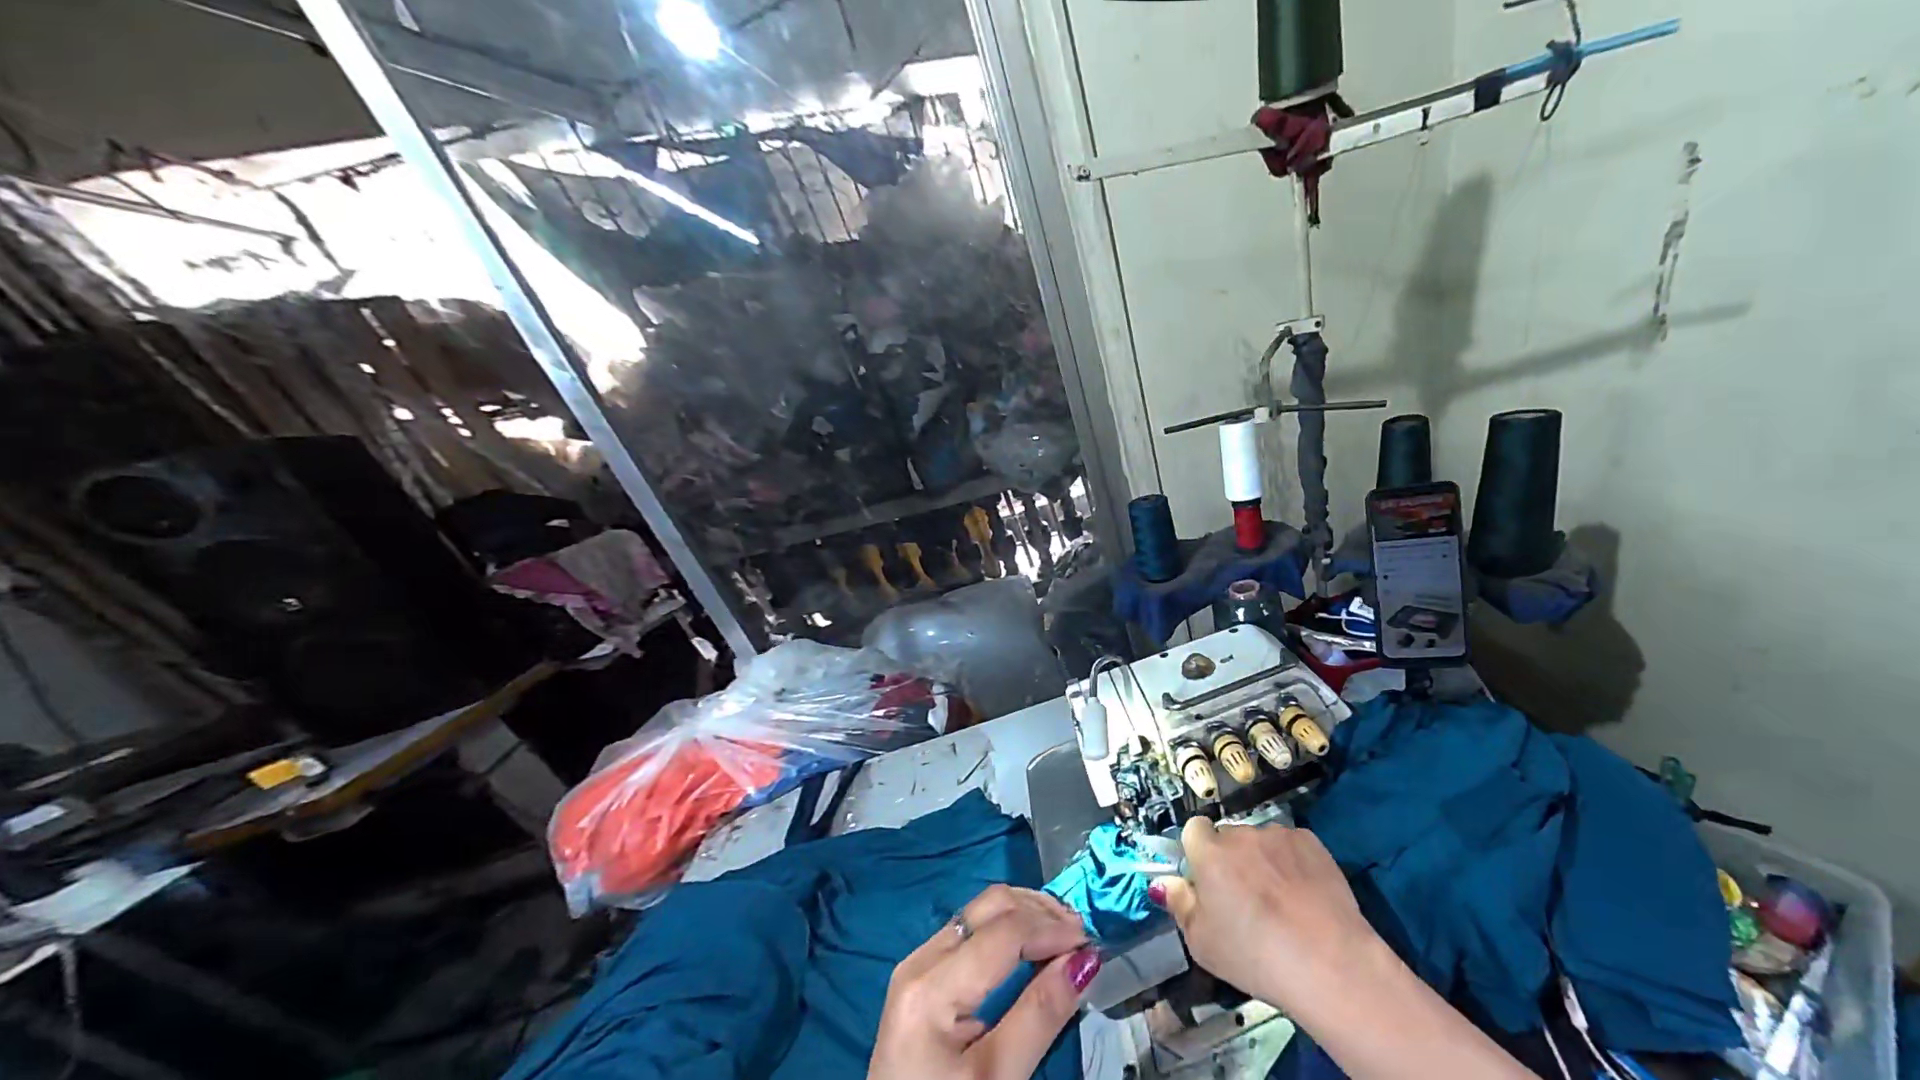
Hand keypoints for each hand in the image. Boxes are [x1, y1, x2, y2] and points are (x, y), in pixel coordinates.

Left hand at [869, 885, 1100, 1079]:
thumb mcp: (999, 1076)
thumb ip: (1040, 1016)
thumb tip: (1084, 960)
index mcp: (932, 986)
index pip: (1003, 930)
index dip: (1052, 928)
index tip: (1092, 942)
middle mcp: (920, 958)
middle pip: (989, 905)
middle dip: (1040, 911)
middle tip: (1082, 935)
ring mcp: (918, 962)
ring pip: (980, 911)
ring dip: (1026, 914)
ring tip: (1065, 936)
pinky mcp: (922, 972)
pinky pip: (971, 929)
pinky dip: (1008, 928)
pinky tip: (1033, 945)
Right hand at [1149, 817, 1379, 1013]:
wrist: (1329, 963)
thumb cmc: (1255, 956)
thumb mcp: (1202, 943)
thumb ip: (1180, 905)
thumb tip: (1165, 882)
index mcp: (1209, 853)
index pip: (1192, 829)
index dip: (1198, 852)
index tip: (1209, 881)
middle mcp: (1241, 834)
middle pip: (1228, 837)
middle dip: (1232, 860)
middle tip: (1245, 899)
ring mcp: (1279, 835)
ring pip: (1261, 842)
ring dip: (1263, 860)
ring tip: (1281, 901)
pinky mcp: (1313, 844)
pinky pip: (1292, 846)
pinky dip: (1293, 863)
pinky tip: (1305, 895)